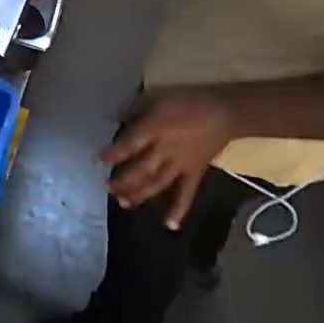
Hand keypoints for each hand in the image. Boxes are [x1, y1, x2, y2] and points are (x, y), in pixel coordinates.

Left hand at [101, 87, 236, 229]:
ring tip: (124, 203)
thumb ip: (137, 111)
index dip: (113, 154)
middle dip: (122, 181)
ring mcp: (179, 165)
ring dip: (139, 195)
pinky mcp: (195, 174)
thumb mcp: (157, 98)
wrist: (223, 112)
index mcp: (153, 130)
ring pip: (156, 184)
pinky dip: (179, 210)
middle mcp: (163, 151)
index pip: (128, 145)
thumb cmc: (187, 101)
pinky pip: (186, 194)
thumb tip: (119, 120)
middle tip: (107, 188)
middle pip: (139, 170)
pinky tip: (169, 225)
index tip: (100, 160)